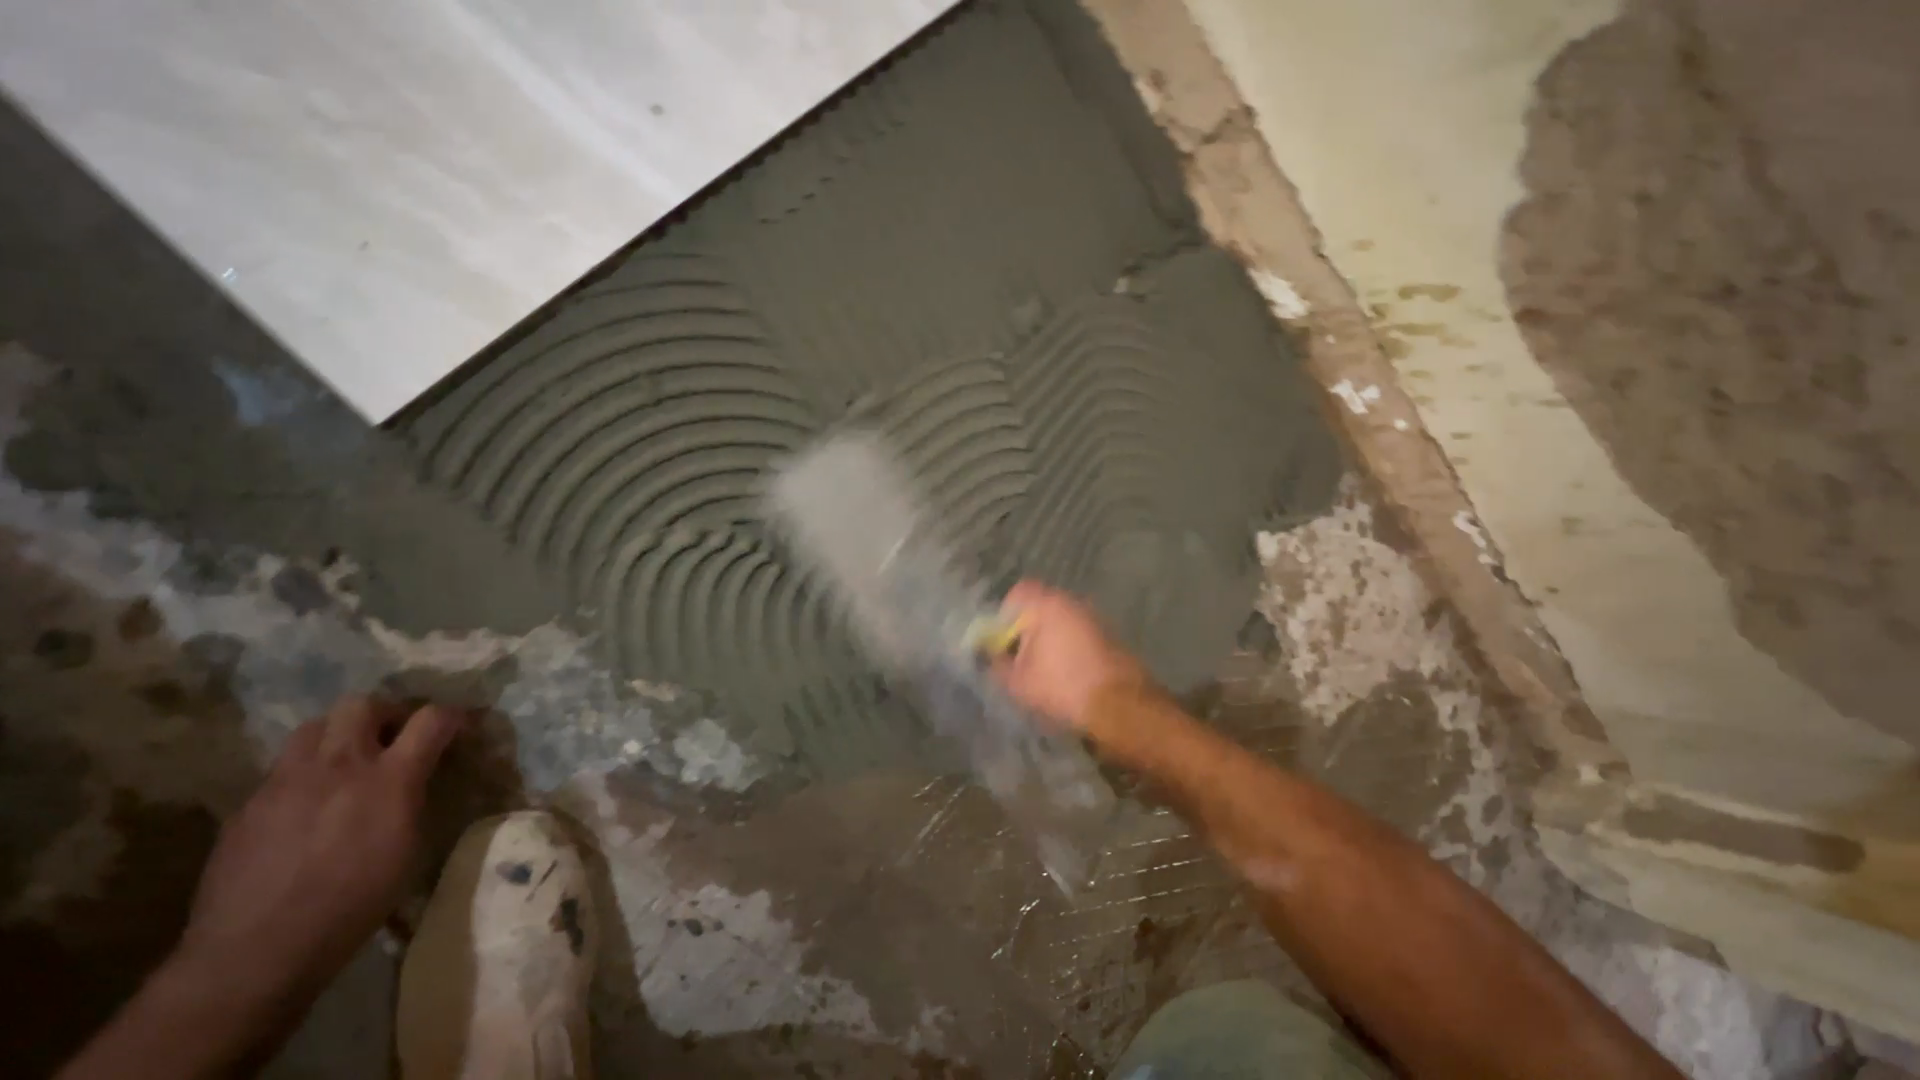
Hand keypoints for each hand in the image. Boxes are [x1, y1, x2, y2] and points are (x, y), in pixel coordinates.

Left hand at [177, 698, 464, 1001]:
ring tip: (346, 764)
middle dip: (386, 714)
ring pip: (315, 726)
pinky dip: (305, 774)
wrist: (258, 948)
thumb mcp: (407, 851)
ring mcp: (287, 780)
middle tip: (393, 738)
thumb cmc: (352, 907)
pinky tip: (306, 809)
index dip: (450, 717)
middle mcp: (339, 766)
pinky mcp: (251, 802)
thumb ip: (410, 801)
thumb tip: (414, 780)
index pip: (430, 720)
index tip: (457, 728)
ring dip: (338, 735)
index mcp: (389, 780)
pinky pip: (283, 768)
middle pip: (363, 704)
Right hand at [992, 581, 1145, 730]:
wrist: (1119, 705)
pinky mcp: (1110, 636)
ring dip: (1050, 640)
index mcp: (1047, 604)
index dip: (1005, 615)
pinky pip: (1079, 635)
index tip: (1002, 641)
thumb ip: (996, 663)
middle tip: (1020, 659)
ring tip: (1044, 671)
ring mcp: (1095, 617)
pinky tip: (1068, 675)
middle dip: (1027, 629)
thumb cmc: (1062, 686)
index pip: (1018, 592)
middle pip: (1041, 607)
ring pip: (1061, 622)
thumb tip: (989, 654)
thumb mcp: (1017, 681)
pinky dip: (1070, 648)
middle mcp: (1073, 602)